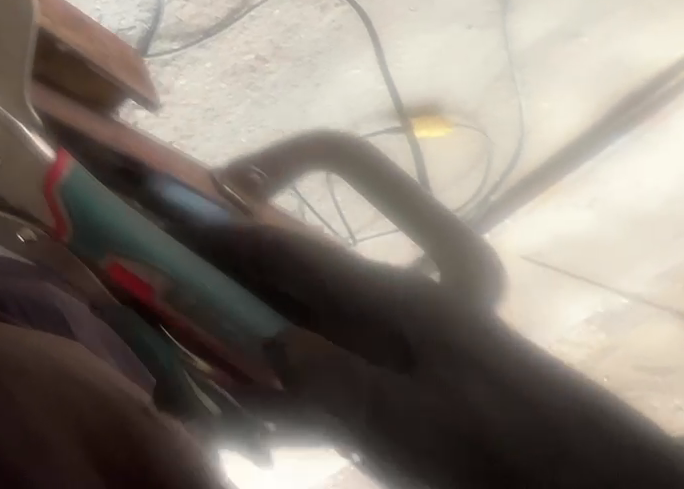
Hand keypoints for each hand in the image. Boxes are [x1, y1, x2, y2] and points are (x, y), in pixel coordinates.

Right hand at [192, 223, 683, 488]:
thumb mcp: (427, 426)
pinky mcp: (399, 392)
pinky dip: (279, 398)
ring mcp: (391, 352)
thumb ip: (336, 383)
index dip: (222, 237)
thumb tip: (264, 348)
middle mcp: (381, 313)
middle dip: (218, 295)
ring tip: (191, 378)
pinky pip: (319, 382)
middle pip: (279, 289)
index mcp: (387, 300)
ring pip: (293, 338)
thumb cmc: (521, 452)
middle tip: (163, 304)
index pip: (284, 251)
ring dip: (242, 353)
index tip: (166, 232)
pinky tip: (252, 423)